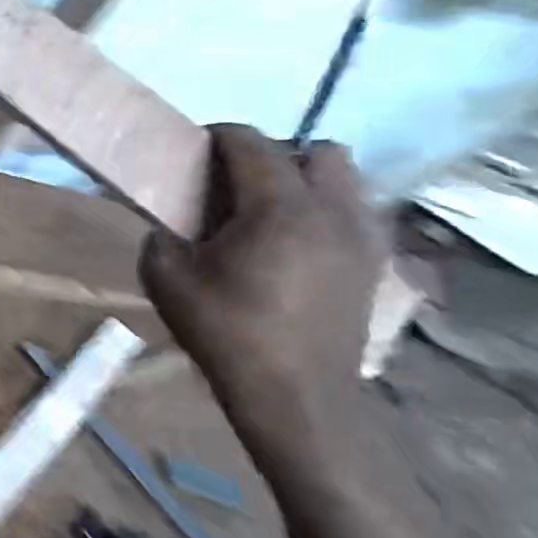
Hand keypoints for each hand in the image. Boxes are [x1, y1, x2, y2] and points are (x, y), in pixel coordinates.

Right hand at [140, 125, 382, 457]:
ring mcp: (363, 238)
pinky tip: (299, 242)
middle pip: (314, 150)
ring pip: (346, 178)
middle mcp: (332, 211)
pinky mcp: (376, 265)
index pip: (250, 142)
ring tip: (272, 212)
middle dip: (273, 155)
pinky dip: (329, 210)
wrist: (296, 401)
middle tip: (237, 186)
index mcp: (279, 208)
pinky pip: (357, 211)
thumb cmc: (228, 335)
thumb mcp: (167, 280)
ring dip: (307, 180)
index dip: (217, 136)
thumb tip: (169, 225)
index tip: (194, 151)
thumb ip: (161, 236)